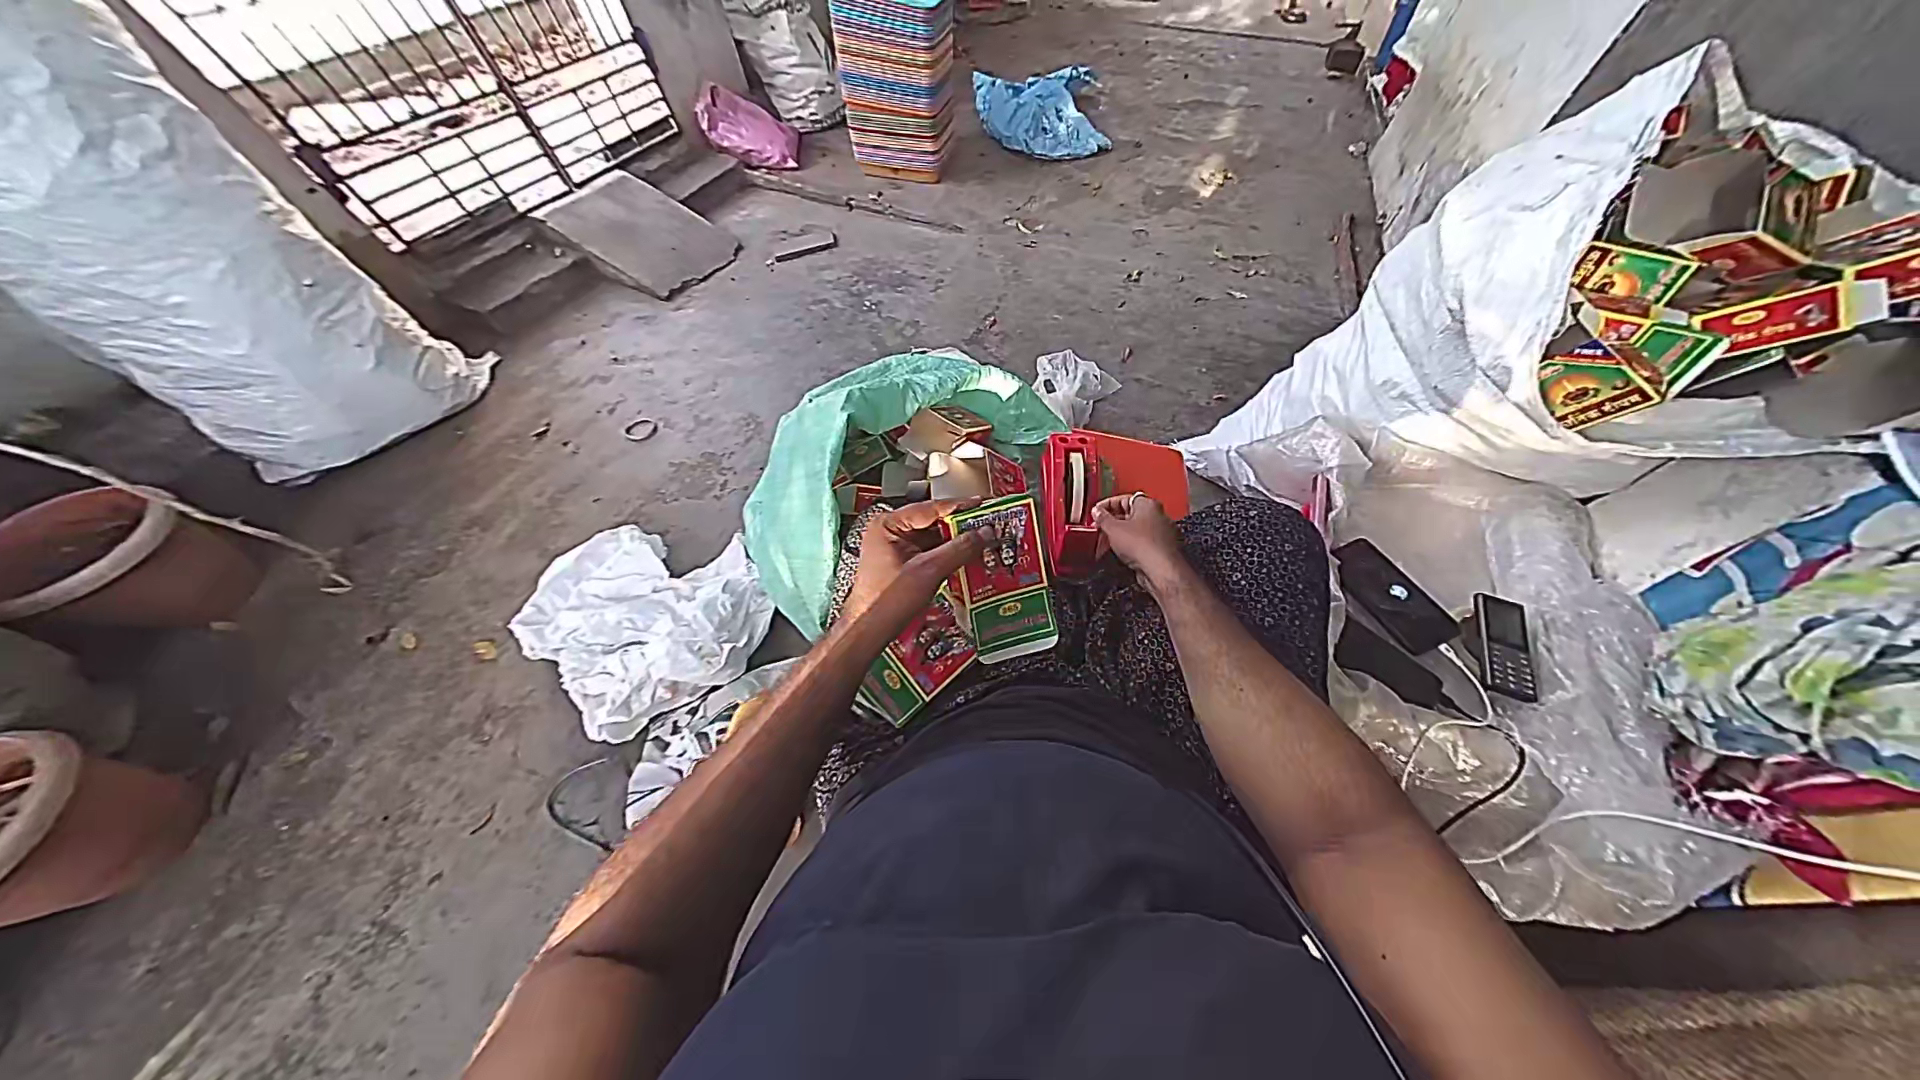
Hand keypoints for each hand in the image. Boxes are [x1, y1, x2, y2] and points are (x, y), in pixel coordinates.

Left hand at [843, 498, 985, 628]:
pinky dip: (948, 556)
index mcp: (888, 525)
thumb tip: (984, 533)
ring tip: (982, 542)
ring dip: (956, 543)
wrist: (869, 631)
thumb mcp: (928, 571)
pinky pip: (930, 553)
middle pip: (933, 522)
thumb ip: (959, 549)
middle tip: (987, 526)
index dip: (960, 507)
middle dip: (960, 527)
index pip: (930, 508)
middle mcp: (889, 532)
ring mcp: (895, 549)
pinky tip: (967, 558)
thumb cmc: (885, 602)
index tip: (983, 505)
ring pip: (933, 539)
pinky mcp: (901, 565)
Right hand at [1093, 493, 1185, 587]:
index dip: (1107, 505)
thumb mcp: (1113, 529)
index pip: (1123, 499)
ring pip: (1136, 529)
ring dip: (1120, 535)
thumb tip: (1097, 512)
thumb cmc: (1144, 545)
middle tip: (1100, 527)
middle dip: (1112, 522)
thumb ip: (1102, 518)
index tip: (1097, 512)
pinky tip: (1121, 552)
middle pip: (1130, 514)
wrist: (1161, 568)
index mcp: (1147, 504)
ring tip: (1107, 542)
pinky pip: (1142, 542)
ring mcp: (1161, 532)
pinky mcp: (1161, 548)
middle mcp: (1157, 515)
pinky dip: (1130, 545)